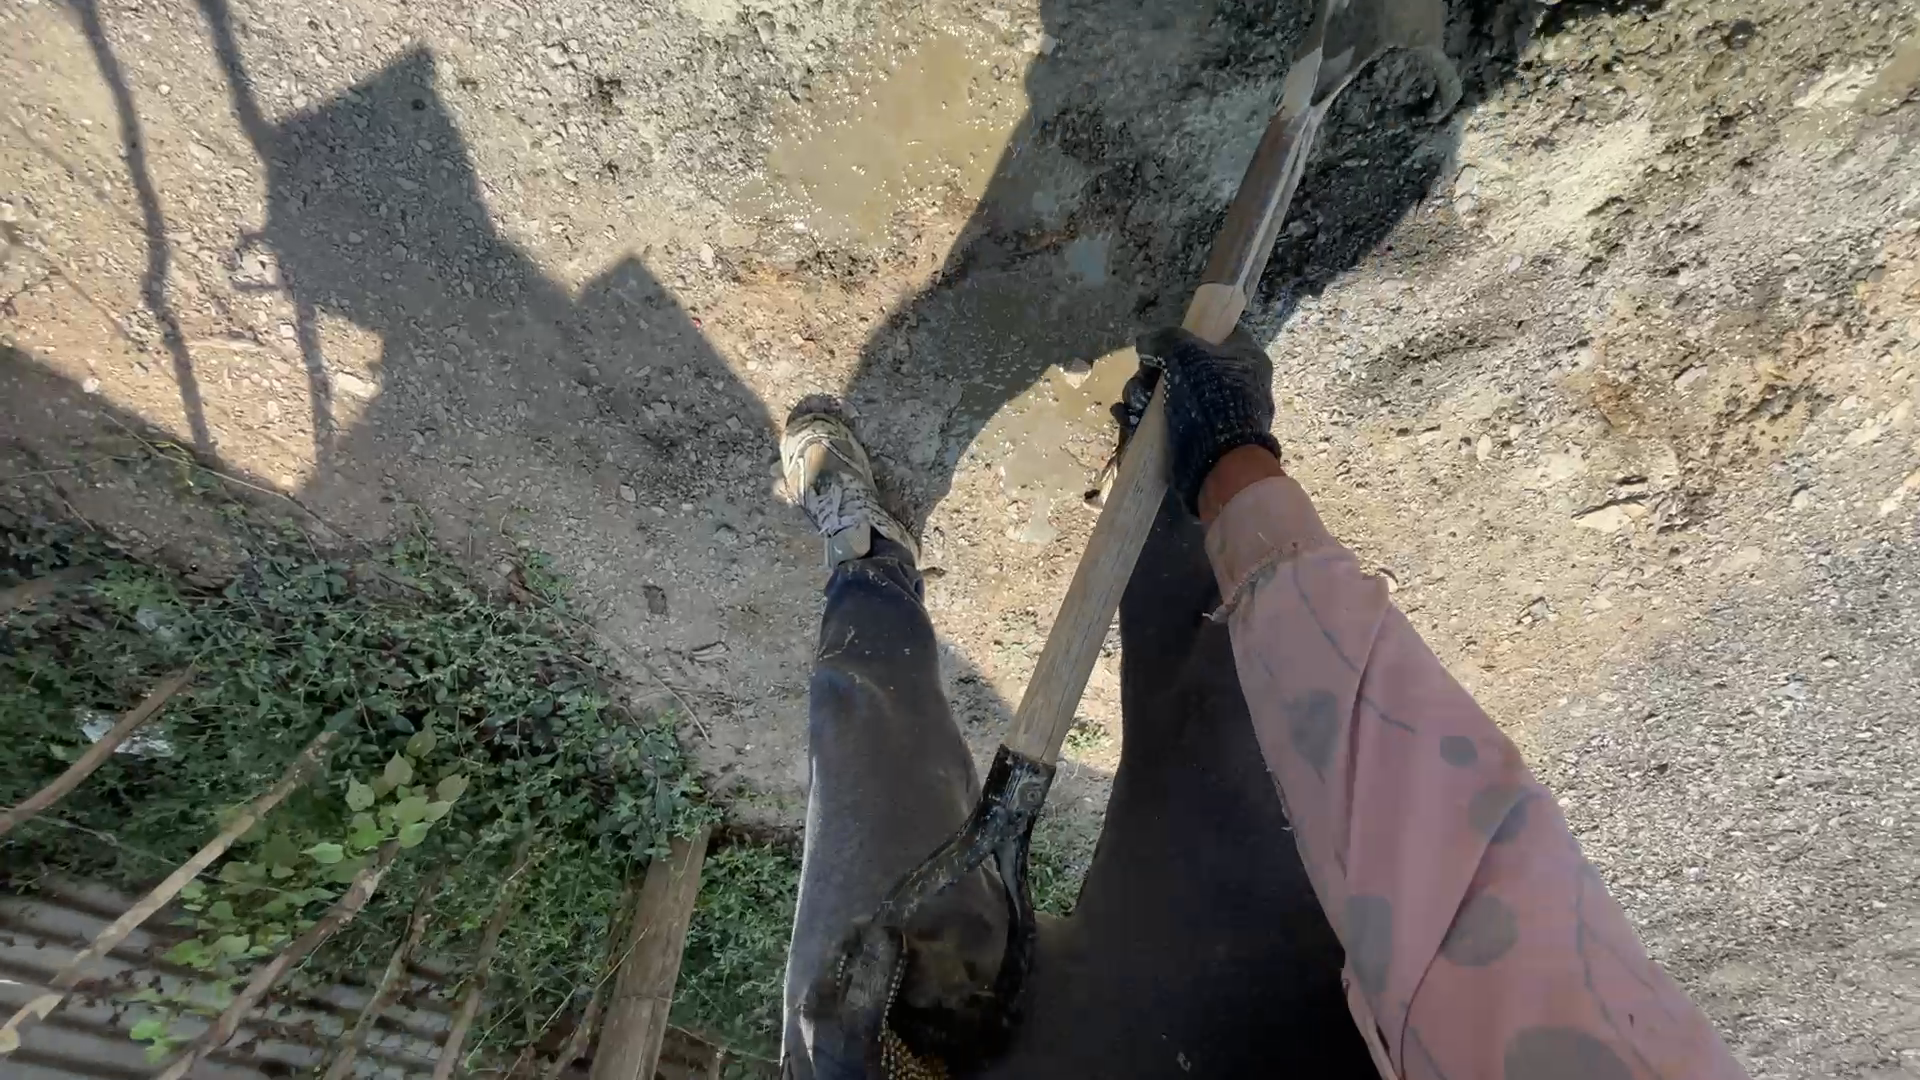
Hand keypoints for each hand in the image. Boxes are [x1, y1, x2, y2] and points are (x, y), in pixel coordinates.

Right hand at [1126, 327, 1280, 514]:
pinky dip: (1139, 418)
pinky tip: (1124, 416)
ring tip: (1132, 405)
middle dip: (1150, 374)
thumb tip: (1145, 342)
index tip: (1162, 344)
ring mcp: (1207, 414)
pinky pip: (1159, 421)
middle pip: (1178, 366)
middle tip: (1142, 382)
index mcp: (1241, 358)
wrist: (1218, 462)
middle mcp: (1227, 383)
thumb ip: (1164, 340)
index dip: (1186, 334)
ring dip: (1140, 396)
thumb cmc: (1211, 400)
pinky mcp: (1188, 439)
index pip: (1214, 334)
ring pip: (1164, 394)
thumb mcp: (1187, 354)